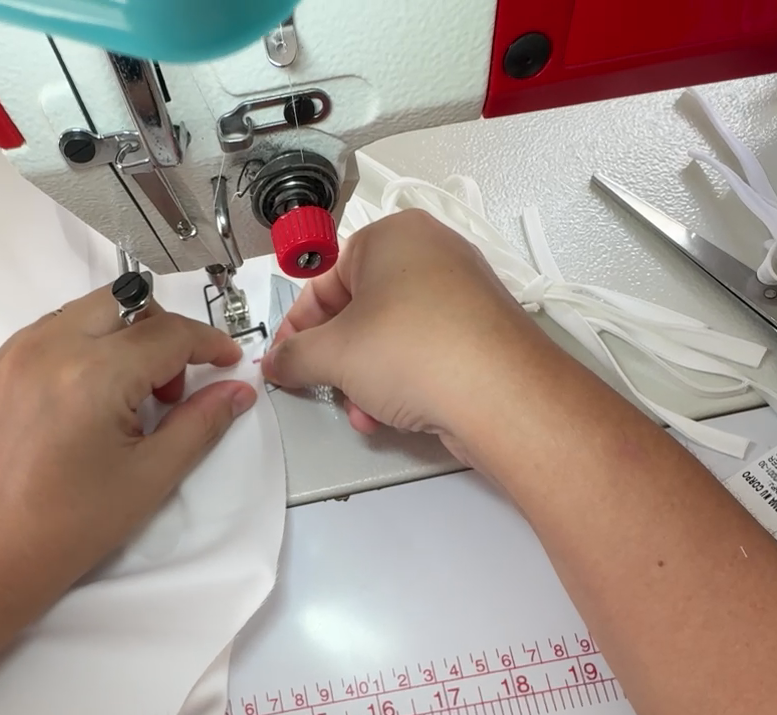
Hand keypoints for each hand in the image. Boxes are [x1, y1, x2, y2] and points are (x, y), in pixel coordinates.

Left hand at [0, 284, 255, 591]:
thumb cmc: (78, 523)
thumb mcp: (153, 475)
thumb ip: (201, 423)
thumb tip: (240, 390)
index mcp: (94, 374)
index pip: (168, 333)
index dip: (209, 342)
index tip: (230, 362)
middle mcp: (49, 346)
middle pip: (126, 301)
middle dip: (163, 333)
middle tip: (170, 390)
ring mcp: (14, 353)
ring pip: (86, 311)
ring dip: (122, 336)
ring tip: (127, 399)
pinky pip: (51, 333)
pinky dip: (84, 348)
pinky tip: (87, 402)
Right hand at [260, 209, 571, 466]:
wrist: (499, 396)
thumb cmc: (418, 352)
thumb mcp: (334, 354)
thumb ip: (294, 357)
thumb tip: (277, 363)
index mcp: (394, 236)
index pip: (325, 278)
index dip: (297, 325)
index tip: (283, 359)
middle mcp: (431, 256)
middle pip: (357, 312)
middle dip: (335, 360)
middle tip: (321, 385)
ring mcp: (459, 297)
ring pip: (388, 340)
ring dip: (363, 381)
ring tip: (361, 409)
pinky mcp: (477, 337)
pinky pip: (420, 355)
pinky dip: (397, 384)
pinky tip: (389, 414)